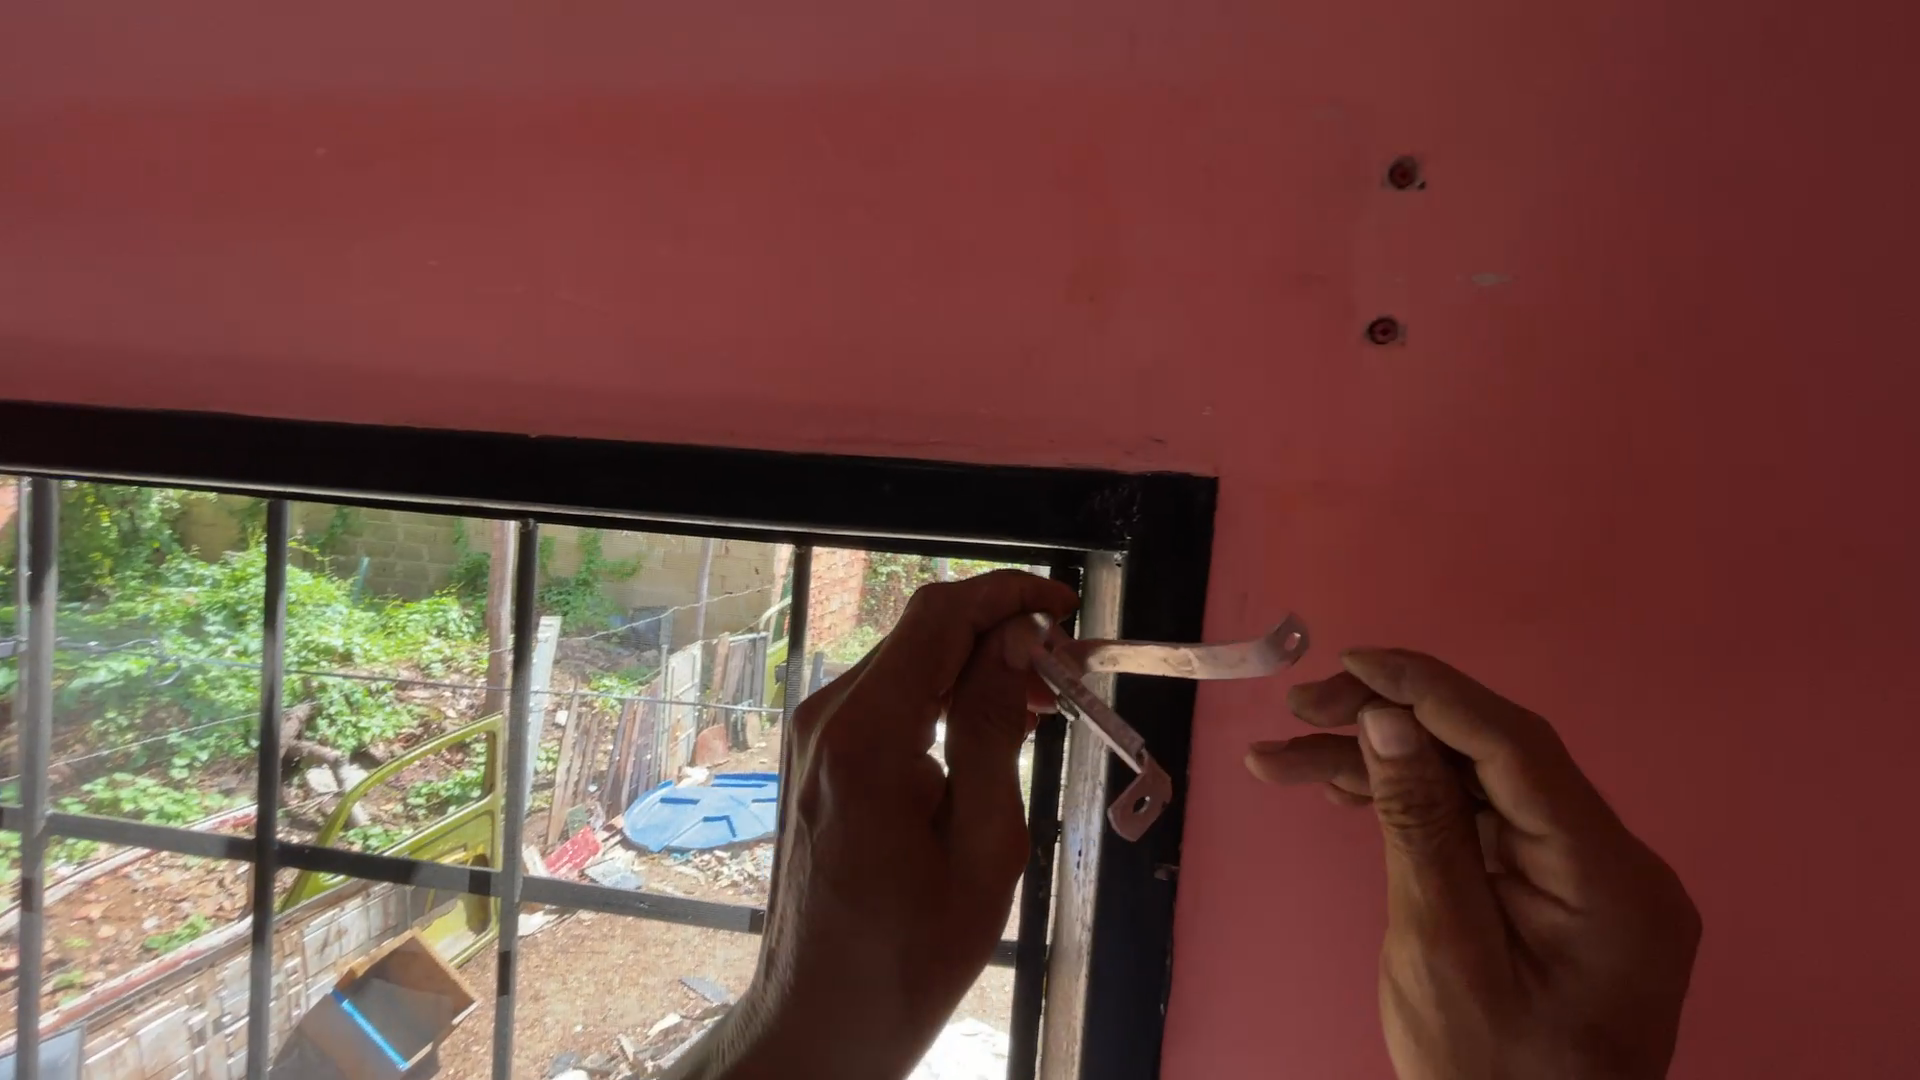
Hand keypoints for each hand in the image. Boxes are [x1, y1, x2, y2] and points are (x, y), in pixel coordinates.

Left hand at [671, 571, 1075, 1079]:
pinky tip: (990, 722)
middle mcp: (828, 714)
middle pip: (923, 629)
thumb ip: (996, 729)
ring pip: (910, 656)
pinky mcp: (820, 748)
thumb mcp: (984, 846)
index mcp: (865, 736)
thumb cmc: (909, 955)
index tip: (1066, 608)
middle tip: (1065, 670)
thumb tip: (1020, 641)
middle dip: (1000, 629)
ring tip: (1040, 701)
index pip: (940, 617)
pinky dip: (946, 690)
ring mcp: (816, 729)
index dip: (1008, 595)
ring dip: (977, 661)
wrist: (816, 1018)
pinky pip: (892, 692)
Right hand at [1247, 649, 1700, 1079]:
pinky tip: (1329, 788)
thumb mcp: (1438, 947)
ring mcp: (1565, 866)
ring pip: (1457, 776)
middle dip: (1385, 718)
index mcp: (1607, 878)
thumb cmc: (1484, 1071)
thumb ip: (1418, 824)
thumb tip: (1385, 717)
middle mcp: (1599, 857)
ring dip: (1367, 759)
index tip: (1349, 662)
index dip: (1429, 690)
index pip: (1516, 748)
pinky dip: (1388, 795)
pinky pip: (1456, 812)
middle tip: (1300, 707)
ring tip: (1278, 758)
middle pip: (1484, 749)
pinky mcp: (1530, 877)